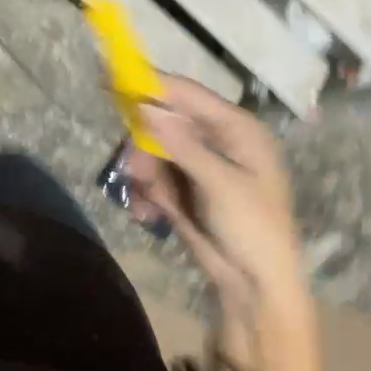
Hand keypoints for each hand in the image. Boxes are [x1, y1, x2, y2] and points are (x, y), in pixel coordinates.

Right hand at [125, 76, 304, 311]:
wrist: (257, 286)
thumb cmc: (254, 229)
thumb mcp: (220, 184)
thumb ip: (181, 145)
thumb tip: (145, 107)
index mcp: (237, 130)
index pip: (187, 94)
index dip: (152, 87)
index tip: (113, 83)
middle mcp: (217, 140)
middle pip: (162, 123)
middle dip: (144, 148)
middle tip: (135, 172)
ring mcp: (199, 164)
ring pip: (152, 151)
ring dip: (145, 176)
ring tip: (151, 205)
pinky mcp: (184, 187)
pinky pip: (153, 176)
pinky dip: (146, 193)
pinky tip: (151, 214)